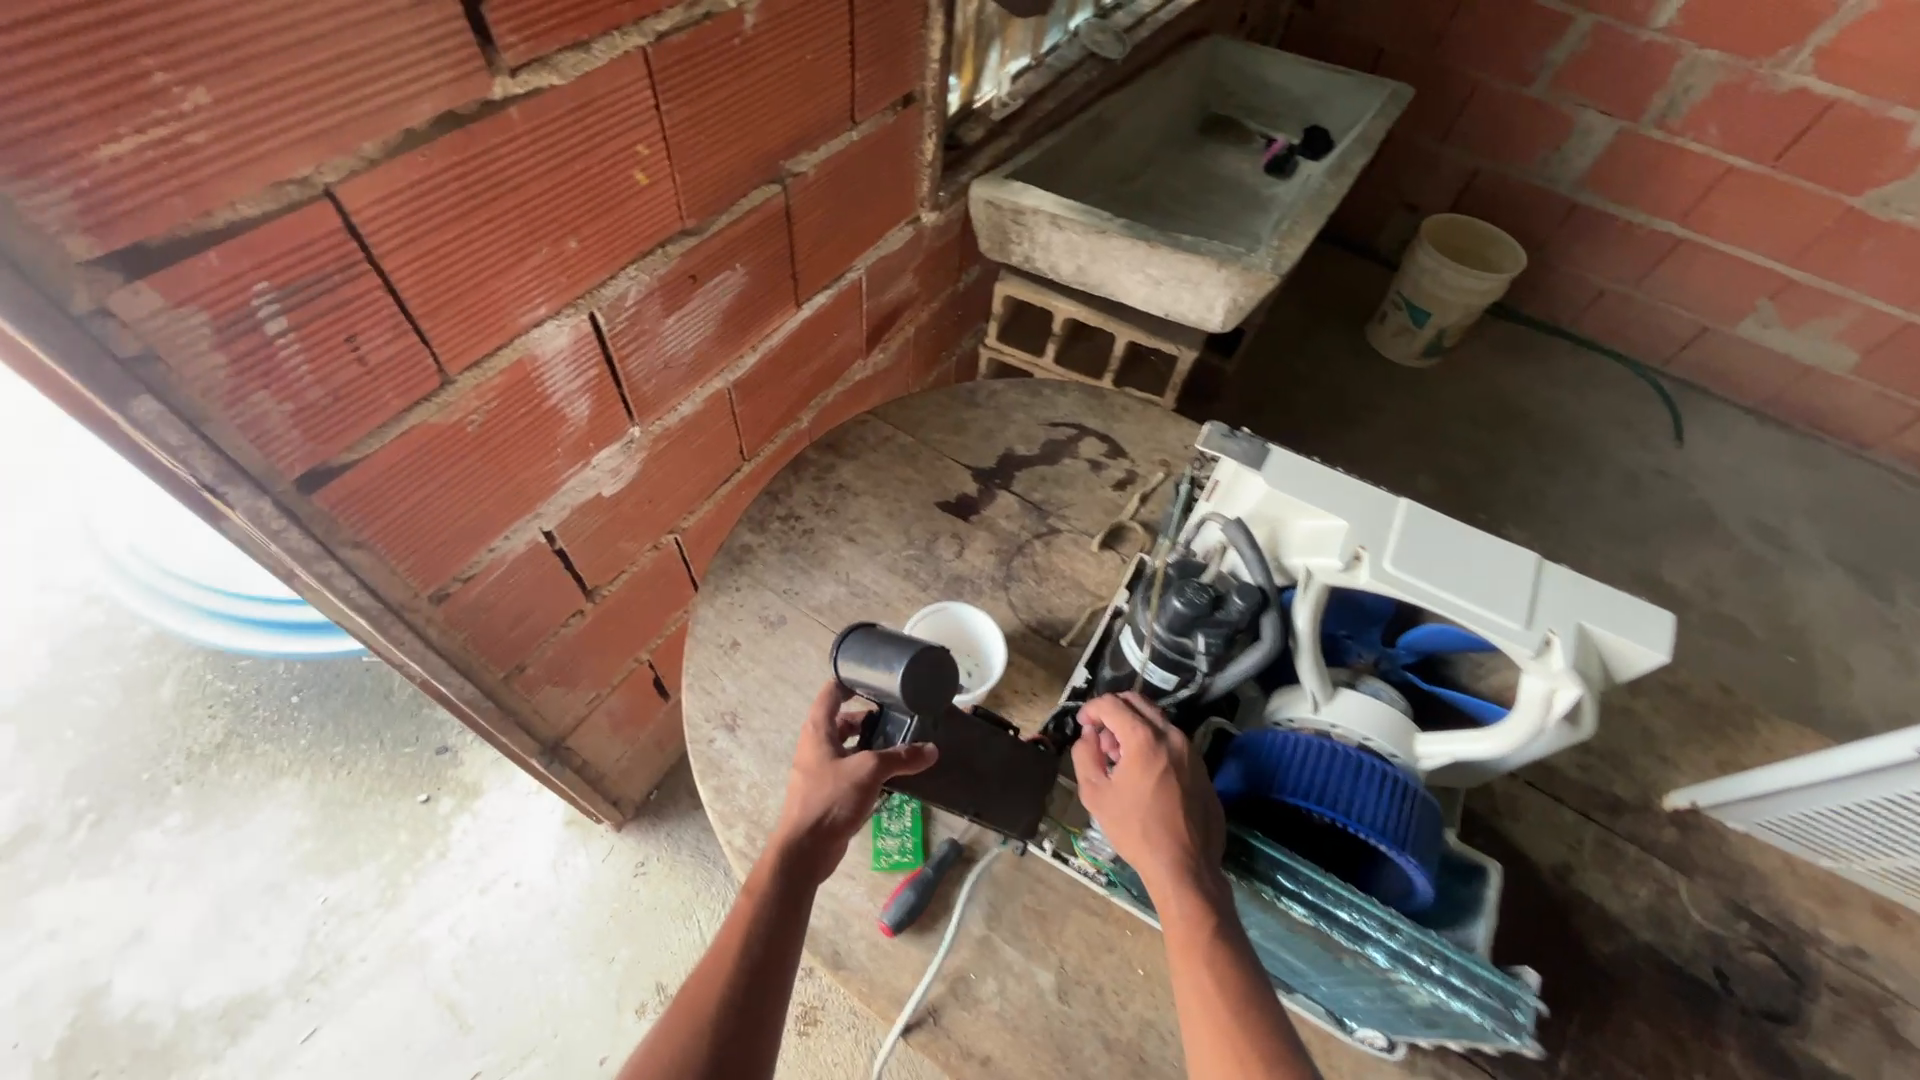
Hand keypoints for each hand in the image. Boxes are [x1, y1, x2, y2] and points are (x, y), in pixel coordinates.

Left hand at [768, 681, 938, 886]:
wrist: (805, 849)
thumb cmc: (831, 799)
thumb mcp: (869, 771)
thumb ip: (901, 757)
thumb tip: (932, 750)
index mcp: (818, 730)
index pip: (832, 692)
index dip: (851, 680)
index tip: (878, 678)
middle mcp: (816, 745)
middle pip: (843, 719)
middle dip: (869, 716)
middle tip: (899, 714)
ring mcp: (820, 770)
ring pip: (849, 747)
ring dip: (871, 744)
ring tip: (901, 742)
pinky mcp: (828, 792)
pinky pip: (851, 770)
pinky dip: (869, 767)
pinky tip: (892, 774)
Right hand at [1071, 692, 1225, 897]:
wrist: (1185, 865)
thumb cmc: (1135, 830)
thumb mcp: (1095, 793)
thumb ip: (1085, 755)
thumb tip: (1088, 735)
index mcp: (1144, 738)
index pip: (1112, 704)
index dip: (1091, 709)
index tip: (1082, 724)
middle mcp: (1172, 735)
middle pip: (1138, 702)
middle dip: (1113, 712)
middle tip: (1100, 738)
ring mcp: (1191, 750)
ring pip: (1157, 721)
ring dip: (1133, 727)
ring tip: (1119, 758)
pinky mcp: (1201, 767)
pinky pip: (1172, 741)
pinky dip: (1152, 743)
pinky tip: (1143, 774)